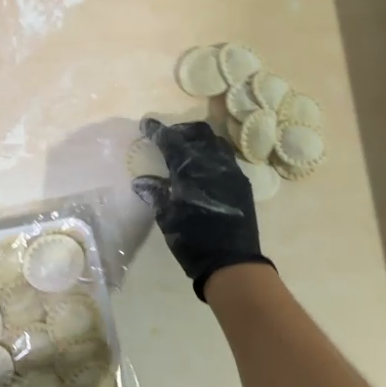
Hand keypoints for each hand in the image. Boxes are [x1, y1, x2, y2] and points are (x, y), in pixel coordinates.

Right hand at [133, 118, 273, 299]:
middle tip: (169, 138)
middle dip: (182, 131)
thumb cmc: (192, 240)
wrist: (231, 262)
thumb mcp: (167, 217)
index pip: (171, 141)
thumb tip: (143, 181)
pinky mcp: (242, 184)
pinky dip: (212, 156)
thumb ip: (156, 194)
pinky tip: (204, 169)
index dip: (157, 131)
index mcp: (190, 169)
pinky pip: (226, 159)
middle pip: (199, 133)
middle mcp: (213, 163)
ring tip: (188, 152)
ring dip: (200, 142)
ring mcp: (232, 172)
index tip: (147, 124)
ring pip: (216, 144)